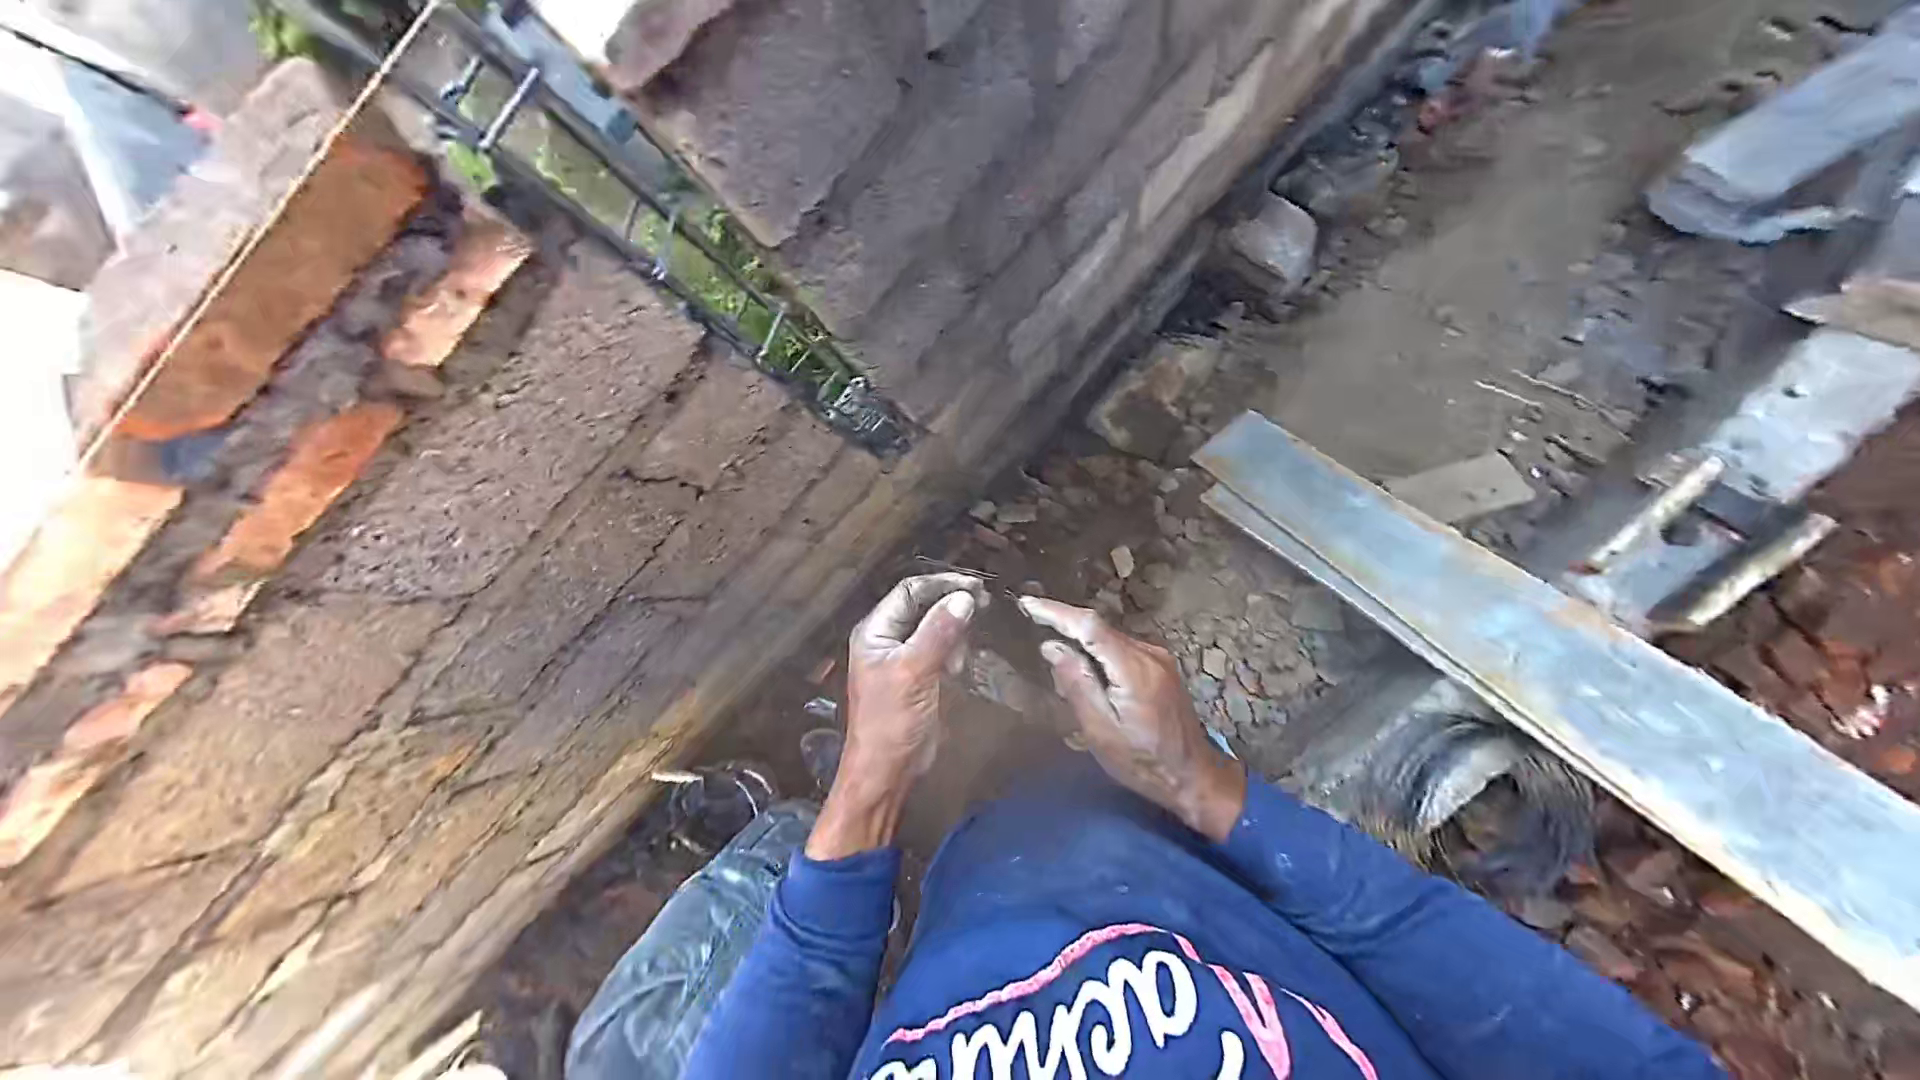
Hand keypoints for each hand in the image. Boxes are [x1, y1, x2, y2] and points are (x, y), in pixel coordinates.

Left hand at [807, 573, 985, 858]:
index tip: (975, 587)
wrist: (886, 771)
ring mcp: (904, 658)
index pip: (910, 591)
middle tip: (982, 605)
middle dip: (951, 606)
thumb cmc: (891, 721)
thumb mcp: (914, 671)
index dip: (942, 585)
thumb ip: (938, 632)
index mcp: (876, 631)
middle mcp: (888, 639)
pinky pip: (940, 651)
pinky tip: (961, 663)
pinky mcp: (920, 677)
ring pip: (935, 628)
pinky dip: (954, 651)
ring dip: (954, 631)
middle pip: (923, 606)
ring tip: (967, 645)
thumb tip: (964, 598)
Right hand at [1019, 596, 1246, 842]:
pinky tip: (1088, 674)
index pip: (1090, 626)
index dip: (1056, 612)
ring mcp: (1158, 656)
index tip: (1027, 604)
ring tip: (1060, 668)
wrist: (1193, 776)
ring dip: (1080, 642)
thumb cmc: (1143, 762)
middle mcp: (1150, 653)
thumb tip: (1051, 646)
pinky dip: (1097, 652)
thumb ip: (1077, 685)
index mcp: (1135, 669)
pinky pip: (1119, 647)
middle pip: (1099, 628)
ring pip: (1108, 636)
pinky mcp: (1159, 664)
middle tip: (1038, 643)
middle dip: (1064, 627)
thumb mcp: (1101, 731)